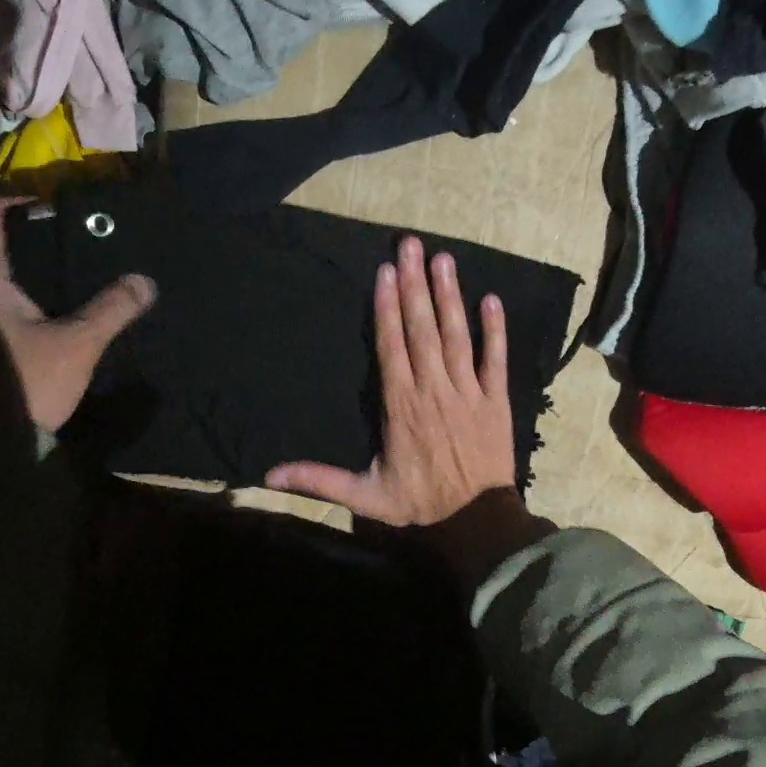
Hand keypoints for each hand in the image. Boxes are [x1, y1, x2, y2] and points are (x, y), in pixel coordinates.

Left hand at [0, 196, 154, 433]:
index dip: (13, 204)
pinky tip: (54, 308)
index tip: (48, 202)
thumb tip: (145, 281)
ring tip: (69, 269)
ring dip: (26, 271)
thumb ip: (111, 309)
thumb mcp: (78, 343)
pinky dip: (23, 298)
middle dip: (26, 238)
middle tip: (69, 235)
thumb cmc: (28, 381)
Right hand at [266, 236, 513, 526]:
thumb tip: (270, 477)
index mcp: (402, 405)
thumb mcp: (365, 496)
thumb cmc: (420, 504)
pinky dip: (495, 331)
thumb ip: (320, 480)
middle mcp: (434, 390)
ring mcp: (468, 392)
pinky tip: (492, 300)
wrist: (475, 521)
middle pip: (422, 330)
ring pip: (457, 336)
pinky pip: (496, 360)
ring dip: (450, 297)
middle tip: (412, 245)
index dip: (388, 307)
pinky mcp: (496, 401)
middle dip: (415, 285)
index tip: (386, 271)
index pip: (391, 346)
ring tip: (444, 259)